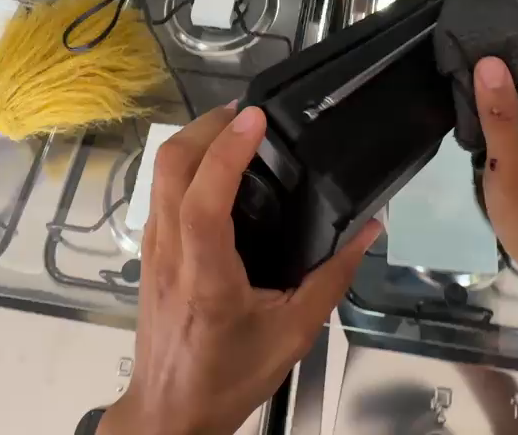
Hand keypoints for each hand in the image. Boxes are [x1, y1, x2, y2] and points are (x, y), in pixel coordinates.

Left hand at [100, 105, 380, 434]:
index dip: (227, 152)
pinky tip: (218, 164)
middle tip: (249, 113)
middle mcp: (170, 250)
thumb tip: (368, 229)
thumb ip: (332, 279)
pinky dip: (187, 160)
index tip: (256, 118)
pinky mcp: (149, 247)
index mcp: (206, 276)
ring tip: (237, 128)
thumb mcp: (293, 335)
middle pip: (171, 167)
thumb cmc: (229, 376)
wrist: (168, 414)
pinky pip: (161, 187)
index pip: (204, 201)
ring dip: (196, 137)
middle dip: (208, 125)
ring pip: (161, 172)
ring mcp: (153, 245)